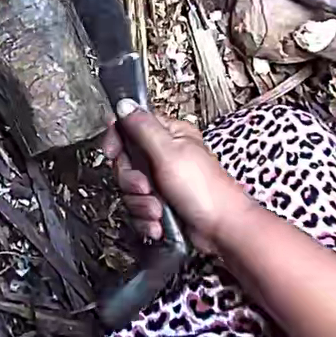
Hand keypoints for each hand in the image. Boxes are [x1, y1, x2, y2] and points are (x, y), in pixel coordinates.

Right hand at [103, 105, 260, 256]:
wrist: (222, 232)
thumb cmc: (206, 191)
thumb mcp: (169, 153)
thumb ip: (143, 127)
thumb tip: (125, 104)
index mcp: (169, 135)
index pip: (129, 126)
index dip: (117, 140)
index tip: (114, 152)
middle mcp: (163, 156)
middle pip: (124, 161)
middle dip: (132, 180)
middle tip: (146, 186)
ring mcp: (160, 181)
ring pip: (129, 188)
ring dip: (141, 203)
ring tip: (158, 208)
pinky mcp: (159, 203)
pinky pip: (137, 209)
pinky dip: (146, 218)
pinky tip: (160, 221)